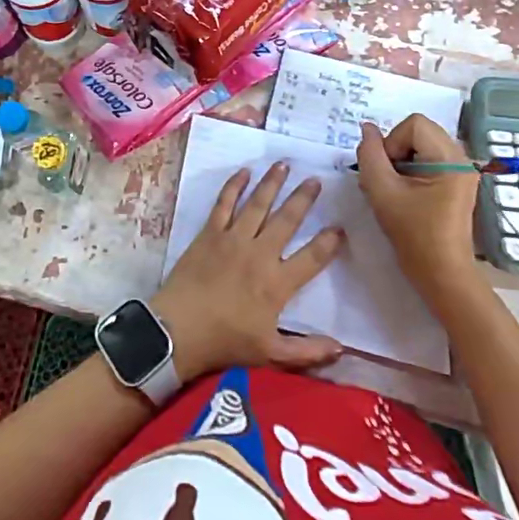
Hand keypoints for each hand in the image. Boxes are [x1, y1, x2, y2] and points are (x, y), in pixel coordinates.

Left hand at [151, 162, 346, 382]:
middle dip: (303, 198)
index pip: (312, 257)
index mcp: (277, 283)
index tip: (340, 228)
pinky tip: (244, 172)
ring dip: (272, 183)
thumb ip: (307, 352)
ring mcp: (233, 240)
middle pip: (287, 220)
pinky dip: (234, 186)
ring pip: (258, 204)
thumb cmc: (225, 342)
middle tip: (315, 180)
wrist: (178, 331)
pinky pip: (224, 204)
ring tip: (285, 165)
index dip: (329, 242)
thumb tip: (340, 348)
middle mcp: (260, 254)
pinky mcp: (210, 234)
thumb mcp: (270, 353)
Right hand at [355, 116, 481, 304]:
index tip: (387, 174)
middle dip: (396, 151)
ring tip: (394, 189)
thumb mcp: (382, 192)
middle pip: (419, 131)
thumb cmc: (414, 235)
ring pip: (421, 145)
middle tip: (387, 182)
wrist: (442, 273)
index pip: (414, 124)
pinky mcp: (456, 181)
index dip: (392, 143)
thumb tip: (367, 129)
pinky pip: (428, 159)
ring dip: (401, 161)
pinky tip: (404, 194)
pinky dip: (411, 169)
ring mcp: (461, 170)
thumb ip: (370, 156)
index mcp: (450, 158)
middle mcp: (461, 158)